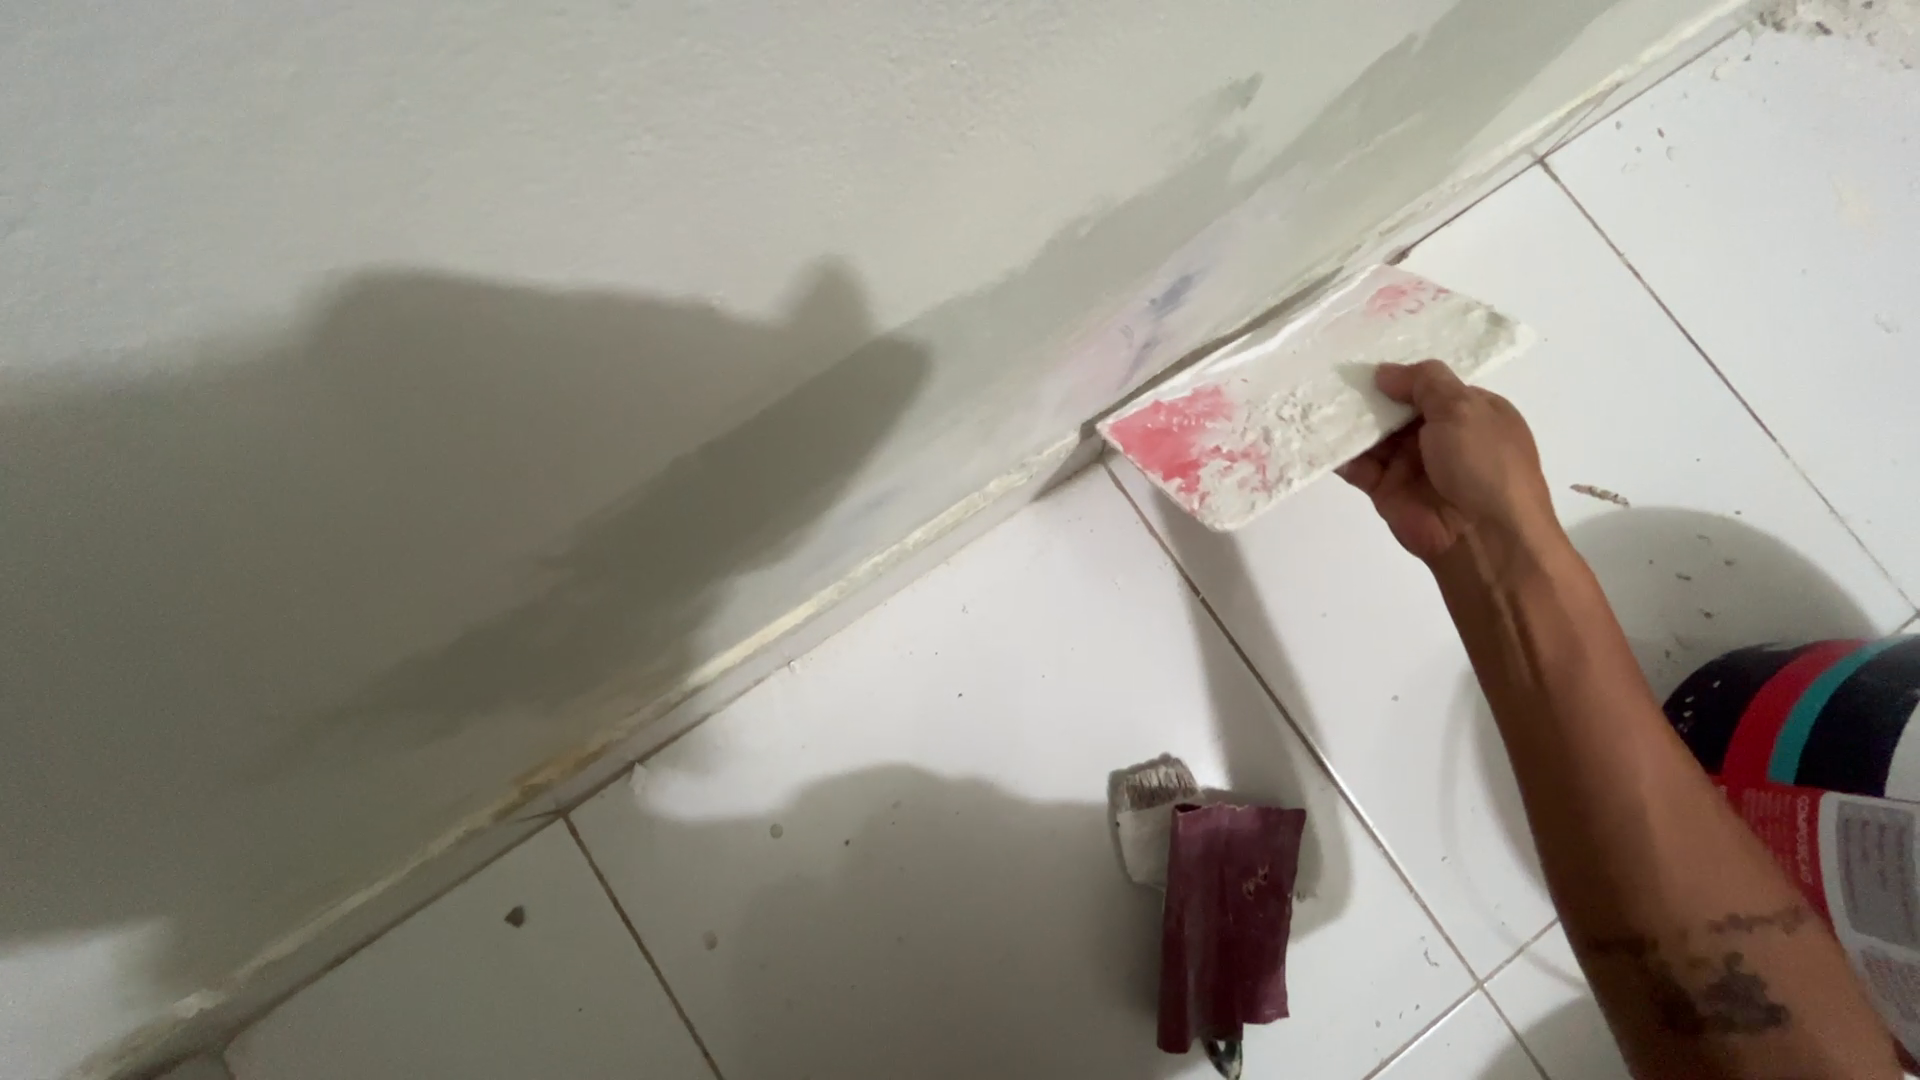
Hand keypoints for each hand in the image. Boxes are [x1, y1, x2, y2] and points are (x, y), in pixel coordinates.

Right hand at [1336, 360, 1560, 563]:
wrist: (1480, 535)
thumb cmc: (1484, 464)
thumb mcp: (1464, 409)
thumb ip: (1424, 383)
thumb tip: (1384, 372)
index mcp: (1469, 414)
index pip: (1429, 387)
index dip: (1401, 376)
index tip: (1365, 362)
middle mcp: (1439, 436)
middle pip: (1395, 410)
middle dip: (1367, 396)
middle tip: (1329, 378)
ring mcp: (1410, 464)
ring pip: (1372, 437)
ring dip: (1347, 424)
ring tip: (1314, 404)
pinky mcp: (1384, 489)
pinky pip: (1357, 466)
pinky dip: (1338, 455)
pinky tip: (1315, 438)